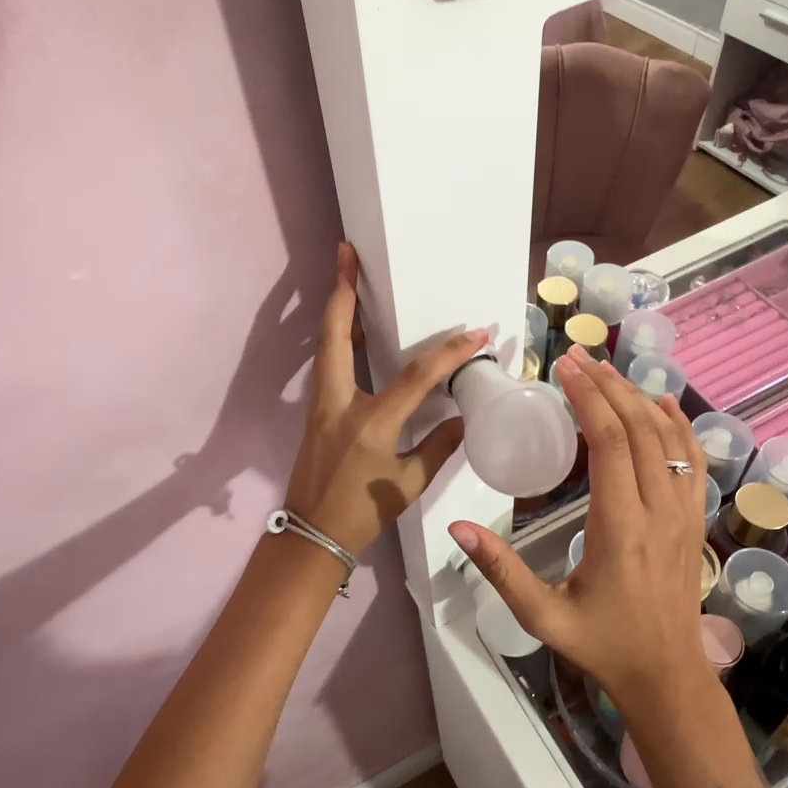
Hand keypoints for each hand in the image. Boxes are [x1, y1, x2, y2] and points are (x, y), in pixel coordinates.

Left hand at [284, 242, 490, 554]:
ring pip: (326, 344)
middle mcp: (338, 402)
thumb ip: (438, 446)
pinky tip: (350, 327)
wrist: (310, 535)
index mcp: (369, 423)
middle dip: (341, 290)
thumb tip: (463, 417)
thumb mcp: (408, 484)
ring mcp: (321, 404)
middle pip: (335, 334)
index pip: (415, 376)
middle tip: (345, 251)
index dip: (448, 353)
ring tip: (347, 275)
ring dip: (337, 308)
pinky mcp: (316, 410)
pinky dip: (337, 336)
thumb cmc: (362, 513)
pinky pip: (328, 362)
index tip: (476, 333)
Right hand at [450, 345, 709, 699]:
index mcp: (622, 529)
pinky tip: (663, 403)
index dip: (589, 399)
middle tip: (577, 356)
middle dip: (609, 385)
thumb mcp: (543, 614)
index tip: (565, 368)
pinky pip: (694, 460)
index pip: (612, 445)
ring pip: (670, 438)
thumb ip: (501, 570)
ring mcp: (684, 514)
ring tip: (607, 370)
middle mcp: (660, 512)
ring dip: (639, 397)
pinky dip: (679, 424)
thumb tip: (458, 529)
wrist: (667, 677)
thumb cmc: (602, 644)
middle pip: (642, 430)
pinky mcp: (693, 520)